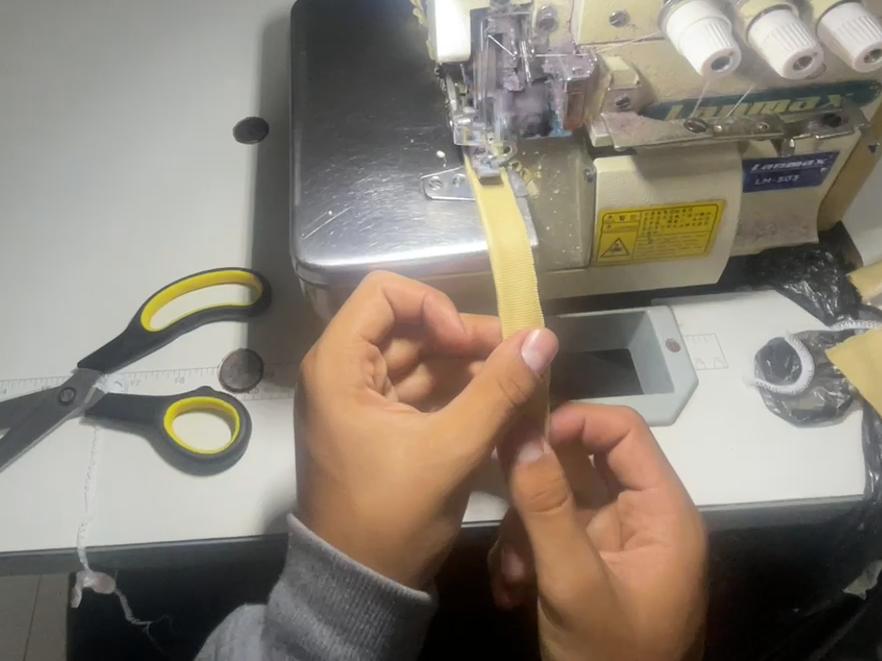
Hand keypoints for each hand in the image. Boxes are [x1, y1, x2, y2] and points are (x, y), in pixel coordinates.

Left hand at [296, 271, 557, 587]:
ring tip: (516, 377)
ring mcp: (359, 395)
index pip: (383, 292)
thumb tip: (543, 337)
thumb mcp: (450, 453)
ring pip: (416, 354)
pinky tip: (497, 398)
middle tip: (514, 354)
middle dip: (461, 336)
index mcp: (339, 364)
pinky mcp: (377, 420)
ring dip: (465, 363)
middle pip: (406, 323)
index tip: (467, 340)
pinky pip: (418, 386)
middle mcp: (343, 368)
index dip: (431, 304)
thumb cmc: (390, 518)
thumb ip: (498, 392)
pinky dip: (456, 388)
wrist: (359, 589)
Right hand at [491, 403, 706, 659]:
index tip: (524, 438)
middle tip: (502, 501)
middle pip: (581, 460)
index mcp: (662, 514)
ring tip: (514, 574)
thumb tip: (519, 430)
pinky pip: (549, 529)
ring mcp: (613, 541)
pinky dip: (525, 552)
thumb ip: (546, 505)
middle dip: (536, 486)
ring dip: (524, 528)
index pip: (623, 430)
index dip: (574, 421)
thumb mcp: (574, 585)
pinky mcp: (588, 563)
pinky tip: (513, 588)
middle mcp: (641, 517)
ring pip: (556, 495)